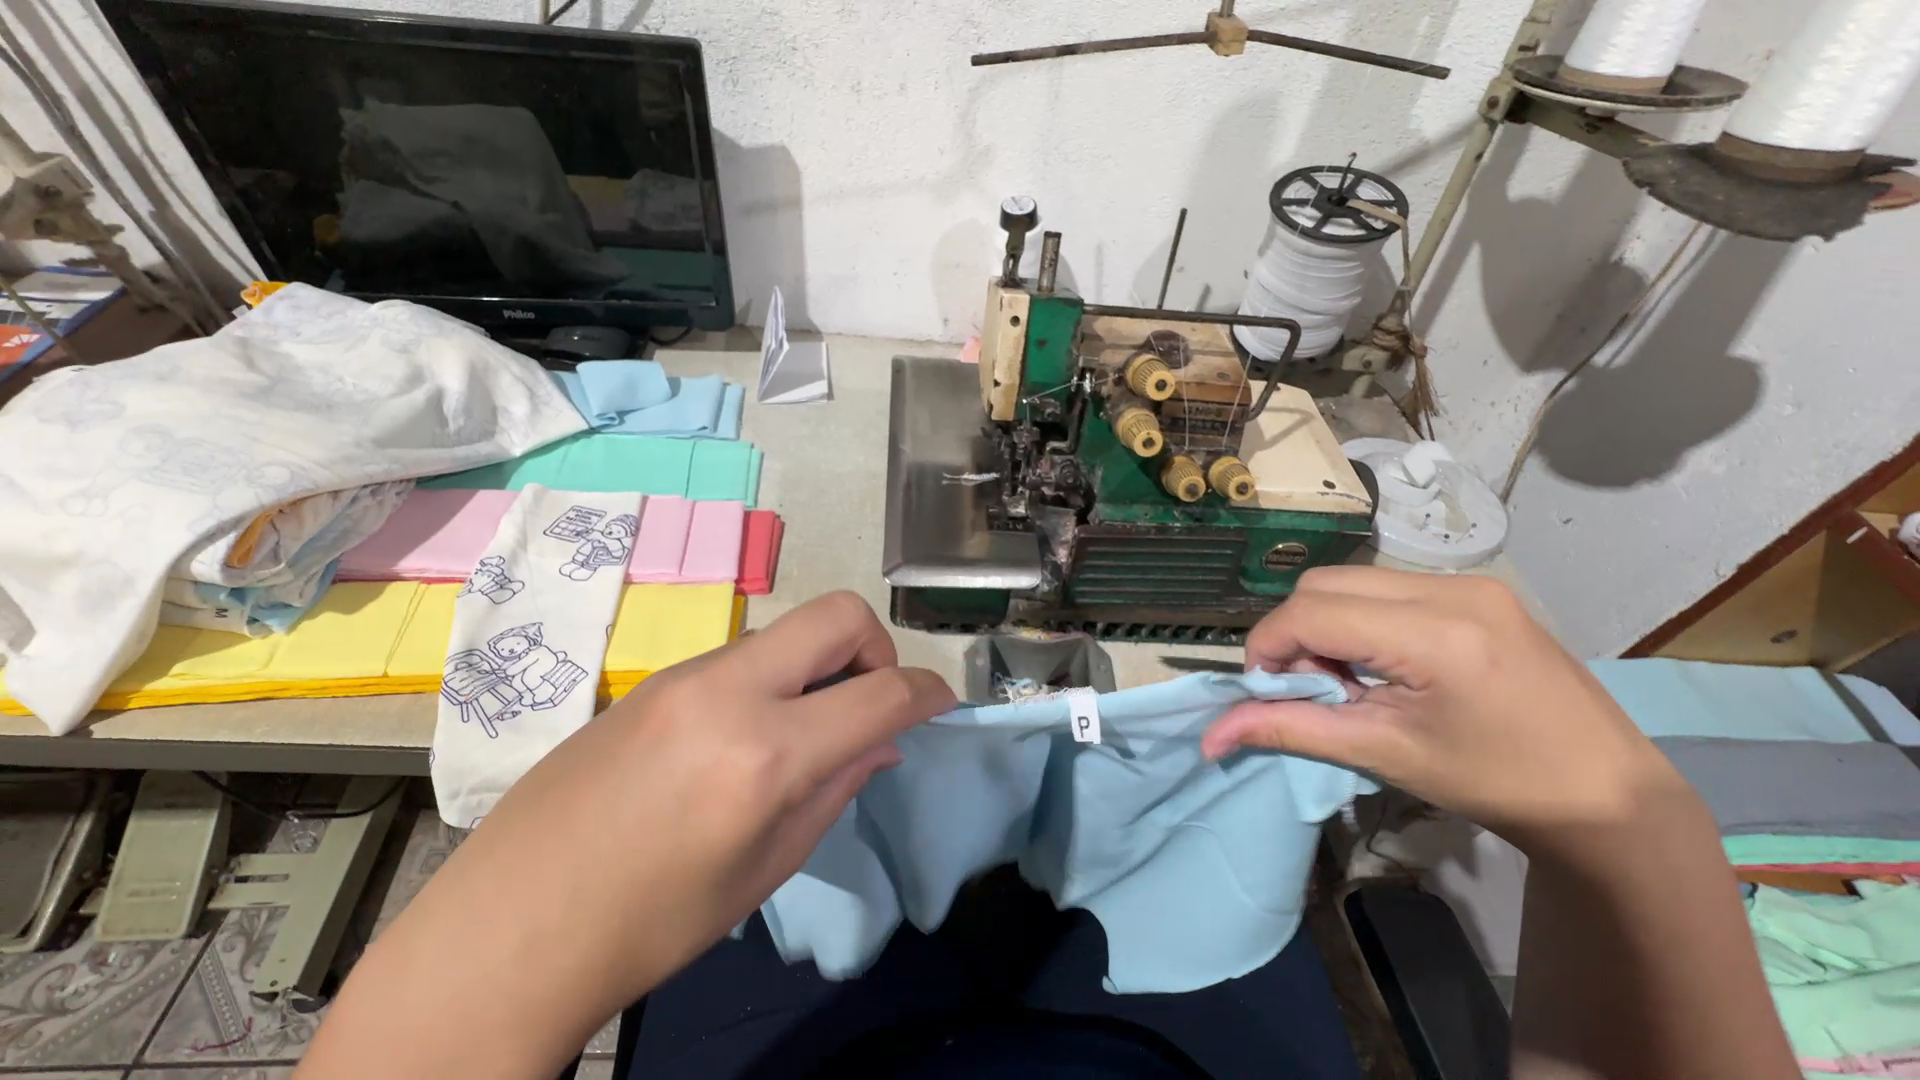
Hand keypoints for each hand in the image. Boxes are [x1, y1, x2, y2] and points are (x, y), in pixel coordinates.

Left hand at [465, 590, 954, 990]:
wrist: (512, 927)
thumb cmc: (652, 923)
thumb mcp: (765, 869)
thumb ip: (834, 790)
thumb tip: (881, 742)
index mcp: (764, 754)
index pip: (881, 692)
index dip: (928, 693)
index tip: (942, 705)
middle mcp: (728, 692)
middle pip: (838, 614)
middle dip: (878, 648)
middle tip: (869, 705)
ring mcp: (683, 677)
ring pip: (786, 633)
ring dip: (819, 666)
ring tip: (802, 733)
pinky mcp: (653, 680)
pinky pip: (739, 657)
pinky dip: (772, 679)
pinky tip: (746, 738)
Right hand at [1202, 567, 1686, 855]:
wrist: (1604, 793)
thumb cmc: (1495, 783)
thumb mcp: (1385, 755)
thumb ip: (1290, 730)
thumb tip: (1210, 735)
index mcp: (1434, 633)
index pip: (1310, 612)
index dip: (1267, 648)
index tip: (1265, 694)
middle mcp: (1452, 589)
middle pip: (1324, 584)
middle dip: (1295, 634)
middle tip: (1314, 690)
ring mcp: (1471, 584)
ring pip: (1353, 581)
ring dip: (1327, 625)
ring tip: (1352, 683)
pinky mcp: (1480, 591)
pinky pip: (1388, 588)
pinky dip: (1361, 620)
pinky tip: (1385, 667)